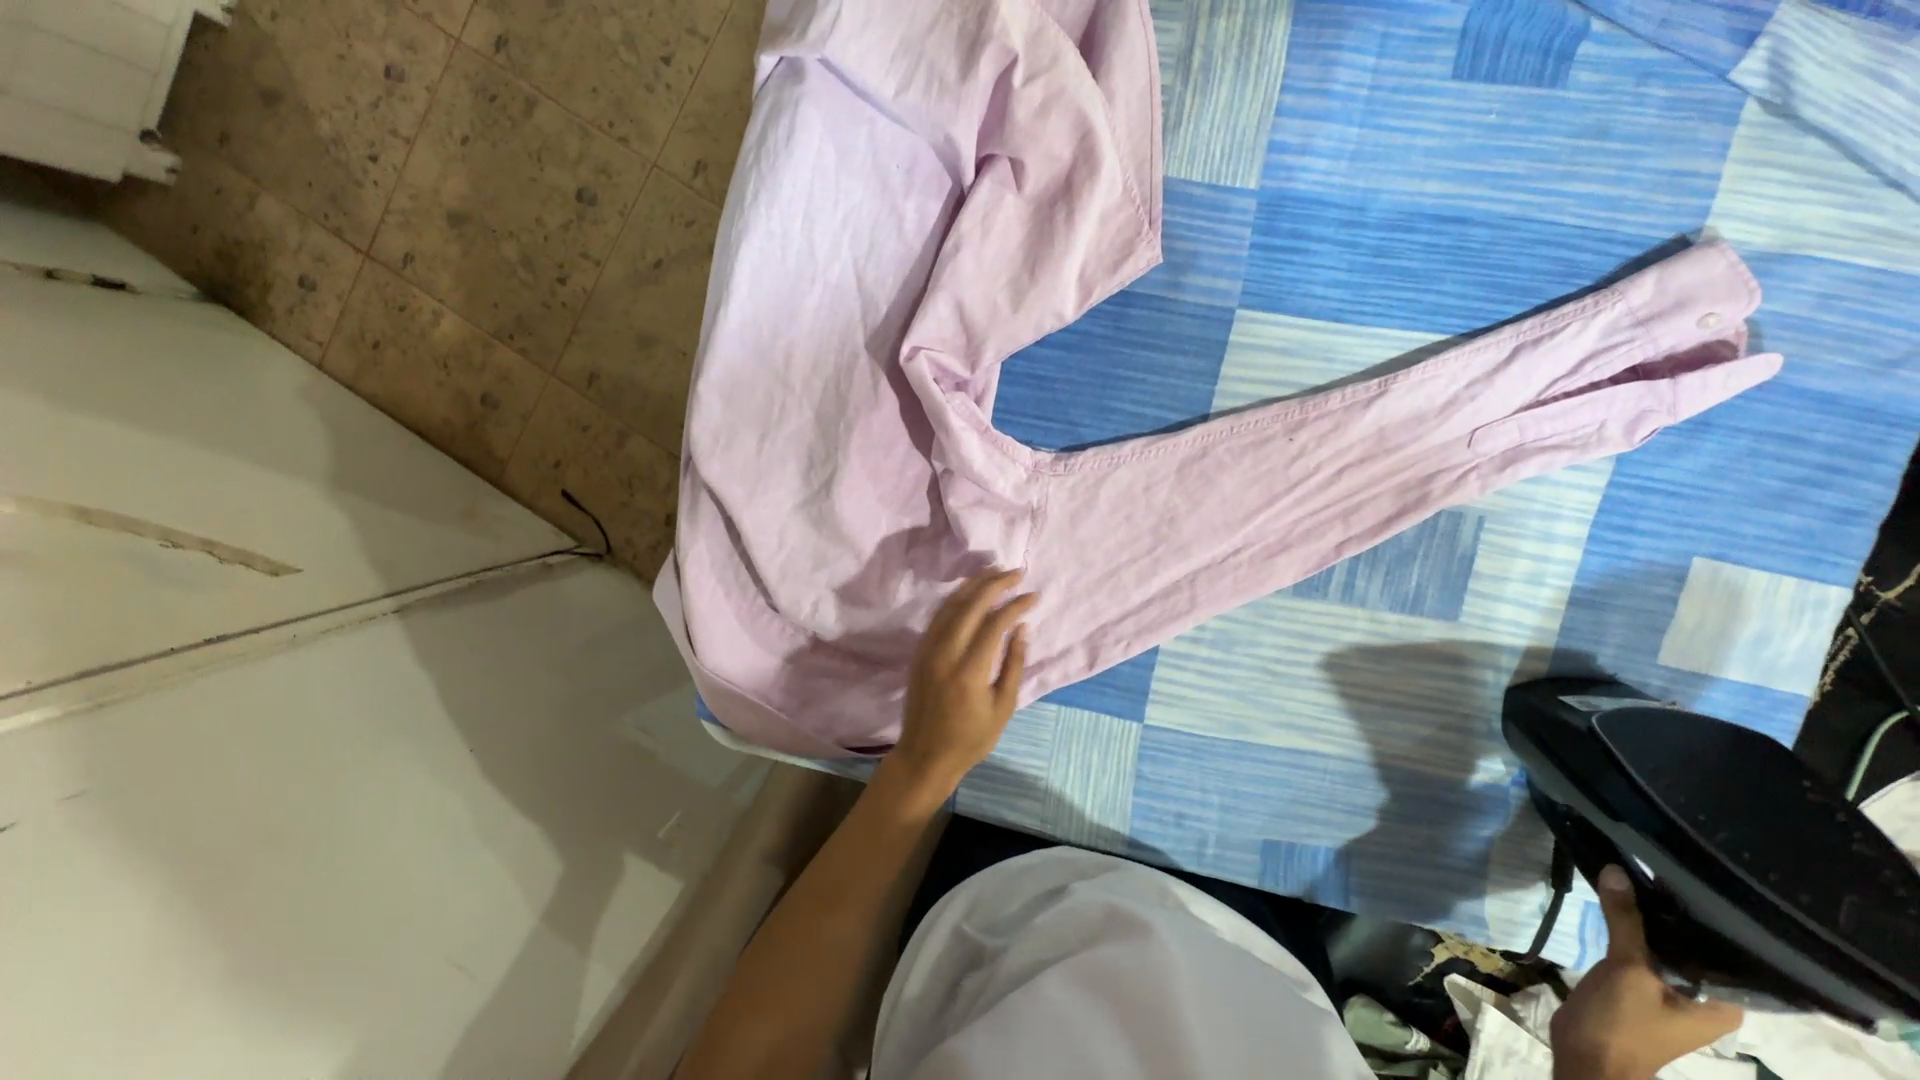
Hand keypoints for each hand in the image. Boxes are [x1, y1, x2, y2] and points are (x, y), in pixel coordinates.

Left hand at [886, 570, 1035, 793]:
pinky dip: (956, 599)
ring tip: (996, 573)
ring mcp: (927, 650)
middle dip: (995, 583)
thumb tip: (1021, 627)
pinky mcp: (919, 652)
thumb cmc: (971, 738)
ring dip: (974, 585)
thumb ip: (1014, 663)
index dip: (1016, 604)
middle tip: (1016, 572)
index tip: (1034, 595)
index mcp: (969, 670)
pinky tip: (970, 593)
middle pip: (970, 604)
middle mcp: (945, 653)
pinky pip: (938, 616)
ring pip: (950, 605)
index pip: (995, 622)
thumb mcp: (1003, 707)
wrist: (925, 755)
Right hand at [1550, 865, 1742, 1079]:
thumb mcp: (1627, 969)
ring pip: (1666, 946)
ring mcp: (1673, 992)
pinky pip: (1644, 952)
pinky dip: (1633, 932)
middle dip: (1675, 912)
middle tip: (1663, 867)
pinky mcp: (1643, 988)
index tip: (1696, 875)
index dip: (1710, 914)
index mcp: (1724, 1001)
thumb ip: (1625, 920)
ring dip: (1650, 920)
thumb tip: (1616, 870)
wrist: (1586, 1059)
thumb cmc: (1623, 1024)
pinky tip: (1620, 905)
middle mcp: (1708, 996)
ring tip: (1640, 876)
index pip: (1727, 948)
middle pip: (1694, 944)